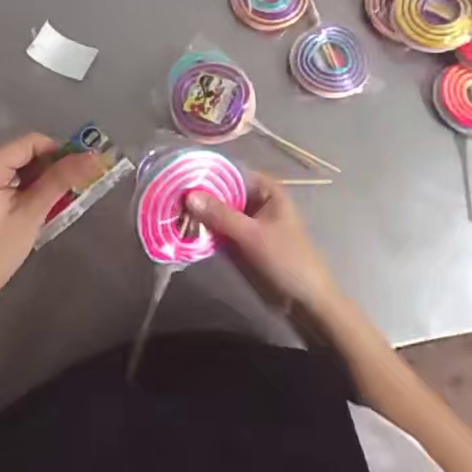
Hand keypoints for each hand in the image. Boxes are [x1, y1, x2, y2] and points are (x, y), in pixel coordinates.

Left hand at [0, 133, 102, 351]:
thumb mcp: (30, 216)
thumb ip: (60, 181)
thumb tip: (94, 156)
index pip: (30, 142)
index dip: (60, 152)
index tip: (81, 173)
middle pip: (20, 152)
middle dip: (48, 168)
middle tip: (70, 192)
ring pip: (12, 166)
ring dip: (35, 180)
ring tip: (53, 204)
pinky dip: (19, 188)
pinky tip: (31, 208)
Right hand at [182, 172, 340, 313]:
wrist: (304, 300)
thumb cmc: (286, 260)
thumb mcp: (252, 235)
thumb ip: (221, 215)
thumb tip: (188, 195)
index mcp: (267, 190)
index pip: (231, 171)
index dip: (206, 172)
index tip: (179, 176)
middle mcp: (256, 201)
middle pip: (222, 191)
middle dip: (198, 195)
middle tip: (168, 197)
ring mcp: (248, 222)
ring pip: (218, 212)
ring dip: (198, 214)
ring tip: (168, 212)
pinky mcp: (241, 240)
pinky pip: (218, 229)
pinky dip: (204, 230)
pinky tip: (181, 230)